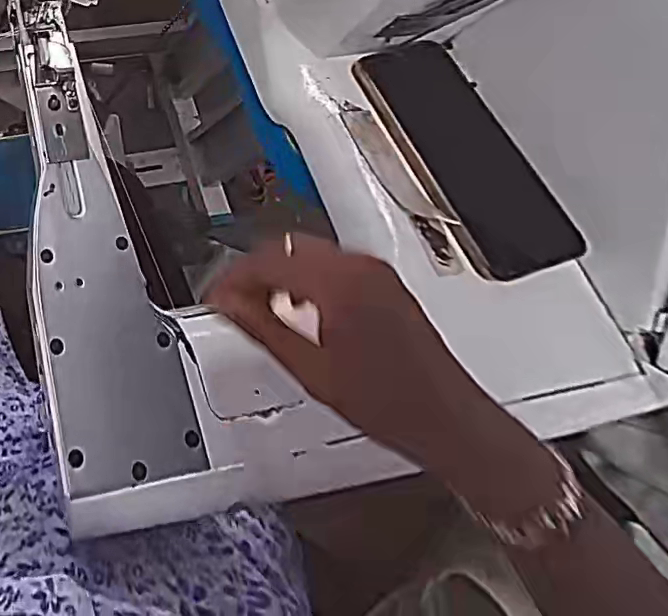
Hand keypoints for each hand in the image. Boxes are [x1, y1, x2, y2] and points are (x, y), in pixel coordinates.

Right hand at [208, 234, 560, 518]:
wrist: (449, 420)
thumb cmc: (393, 404)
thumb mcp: (310, 371)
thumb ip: (262, 328)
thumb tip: (230, 305)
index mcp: (337, 284)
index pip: (267, 260)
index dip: (233, 276)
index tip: (218, 293)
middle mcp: (358, 266)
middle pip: (285, 245)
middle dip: (253, 269)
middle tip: (233, 296)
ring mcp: (373, 270)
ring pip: (306, 248)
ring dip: (277, 269)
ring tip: (259, 302)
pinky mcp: (382, 278)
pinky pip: (329, 259)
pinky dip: (303, 273)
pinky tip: (295, 303)